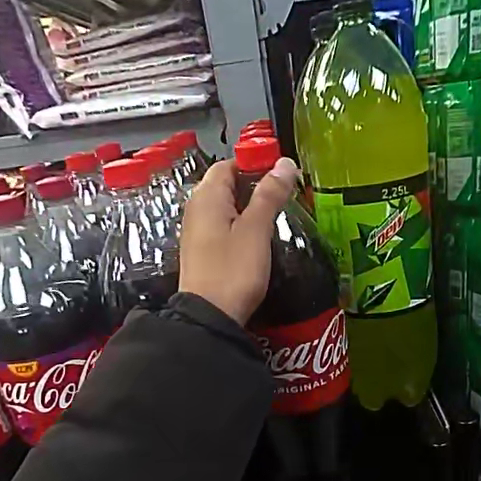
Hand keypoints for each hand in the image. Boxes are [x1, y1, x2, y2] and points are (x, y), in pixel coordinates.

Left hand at [179, 156, 299, 325]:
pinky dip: (240, 226)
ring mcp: (197, 232)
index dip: (254, 164)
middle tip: (284, 195)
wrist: (209, 317)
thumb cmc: (233, 271)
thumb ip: (269, 195)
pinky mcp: (202, 252)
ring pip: (225, 207)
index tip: (281, 174)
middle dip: (254, 186)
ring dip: (249, 207)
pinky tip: (258, 238)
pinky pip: (222, 227)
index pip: (229, 164)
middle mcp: (196, 210)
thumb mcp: (256, 230)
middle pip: (226, 185)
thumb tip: (284, 163)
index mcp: (206, 197)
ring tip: (276, 216)